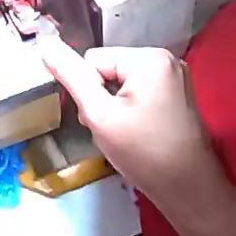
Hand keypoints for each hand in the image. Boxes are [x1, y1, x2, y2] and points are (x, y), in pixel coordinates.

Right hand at [39, 39, 235, 235]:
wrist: (189, 189)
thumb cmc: (143, 153)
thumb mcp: (99, 115)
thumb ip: (71, 77)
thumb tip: (45, 46)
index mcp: (149, 58)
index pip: (93, 61)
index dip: (90, 92)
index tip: (104, 119)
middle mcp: (165, 58)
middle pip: (108, 68)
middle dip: (103, 98)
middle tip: (114, 130)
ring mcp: (175, 75)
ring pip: (120, 81)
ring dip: (114, 106)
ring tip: (127, 133)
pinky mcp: (177, 92)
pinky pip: (138, 90)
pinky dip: (131, 109)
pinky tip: (138, 131)